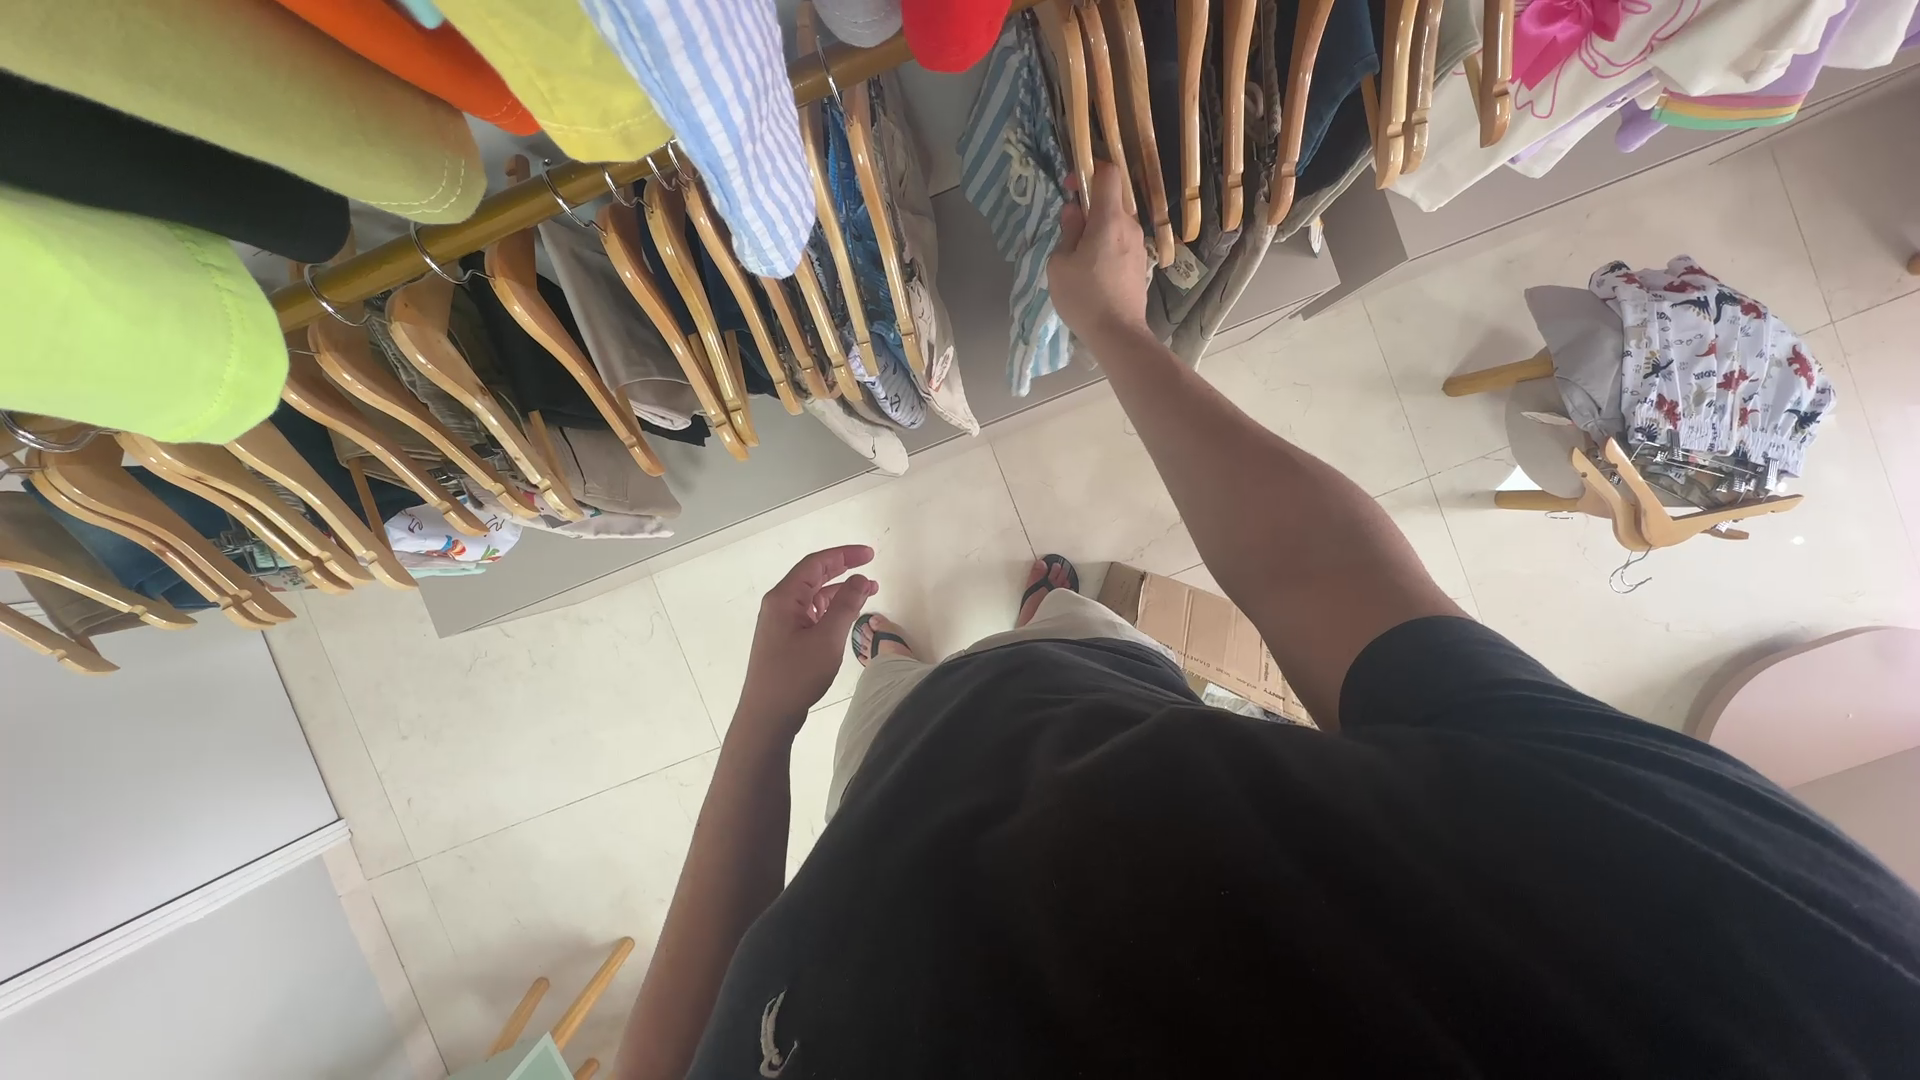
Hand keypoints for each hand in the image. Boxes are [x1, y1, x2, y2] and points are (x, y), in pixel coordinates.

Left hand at [732, 545, 877, 742]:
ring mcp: (781, 623)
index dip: (844, 555)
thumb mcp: (827, 638)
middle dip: (843, 569)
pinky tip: (847, 615)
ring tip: (868, 592)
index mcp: (784, 597)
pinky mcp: (785, 639)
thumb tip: (860, 579)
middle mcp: (779, 604)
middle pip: (813, 576)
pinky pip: (811, 613)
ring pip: (813, 596)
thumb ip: (846, 605)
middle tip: (870, 566)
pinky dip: (831, 609)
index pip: (816, 563)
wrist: (767, 715)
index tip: (870, 554)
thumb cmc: (796, 675)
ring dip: (840, 591)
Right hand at [1047, 160, 1152, 347]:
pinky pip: (1122, 242)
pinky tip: (1094, 270)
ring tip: (1080, 255)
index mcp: (1109, 219)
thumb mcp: (1059, 265)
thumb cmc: (1084, 298)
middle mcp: (1129, 225)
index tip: (1071, 186)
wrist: (1118, 333)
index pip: (1108, 173)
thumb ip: (1067, 232)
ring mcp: (1139, 245)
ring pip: (1117, 222)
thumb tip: (1074, 213)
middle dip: (1091, 205)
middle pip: (1112, 199)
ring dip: (1098, 228)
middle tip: (1071, 229)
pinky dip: (1107, 245)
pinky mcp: (1140, 263)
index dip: (1088, 170)